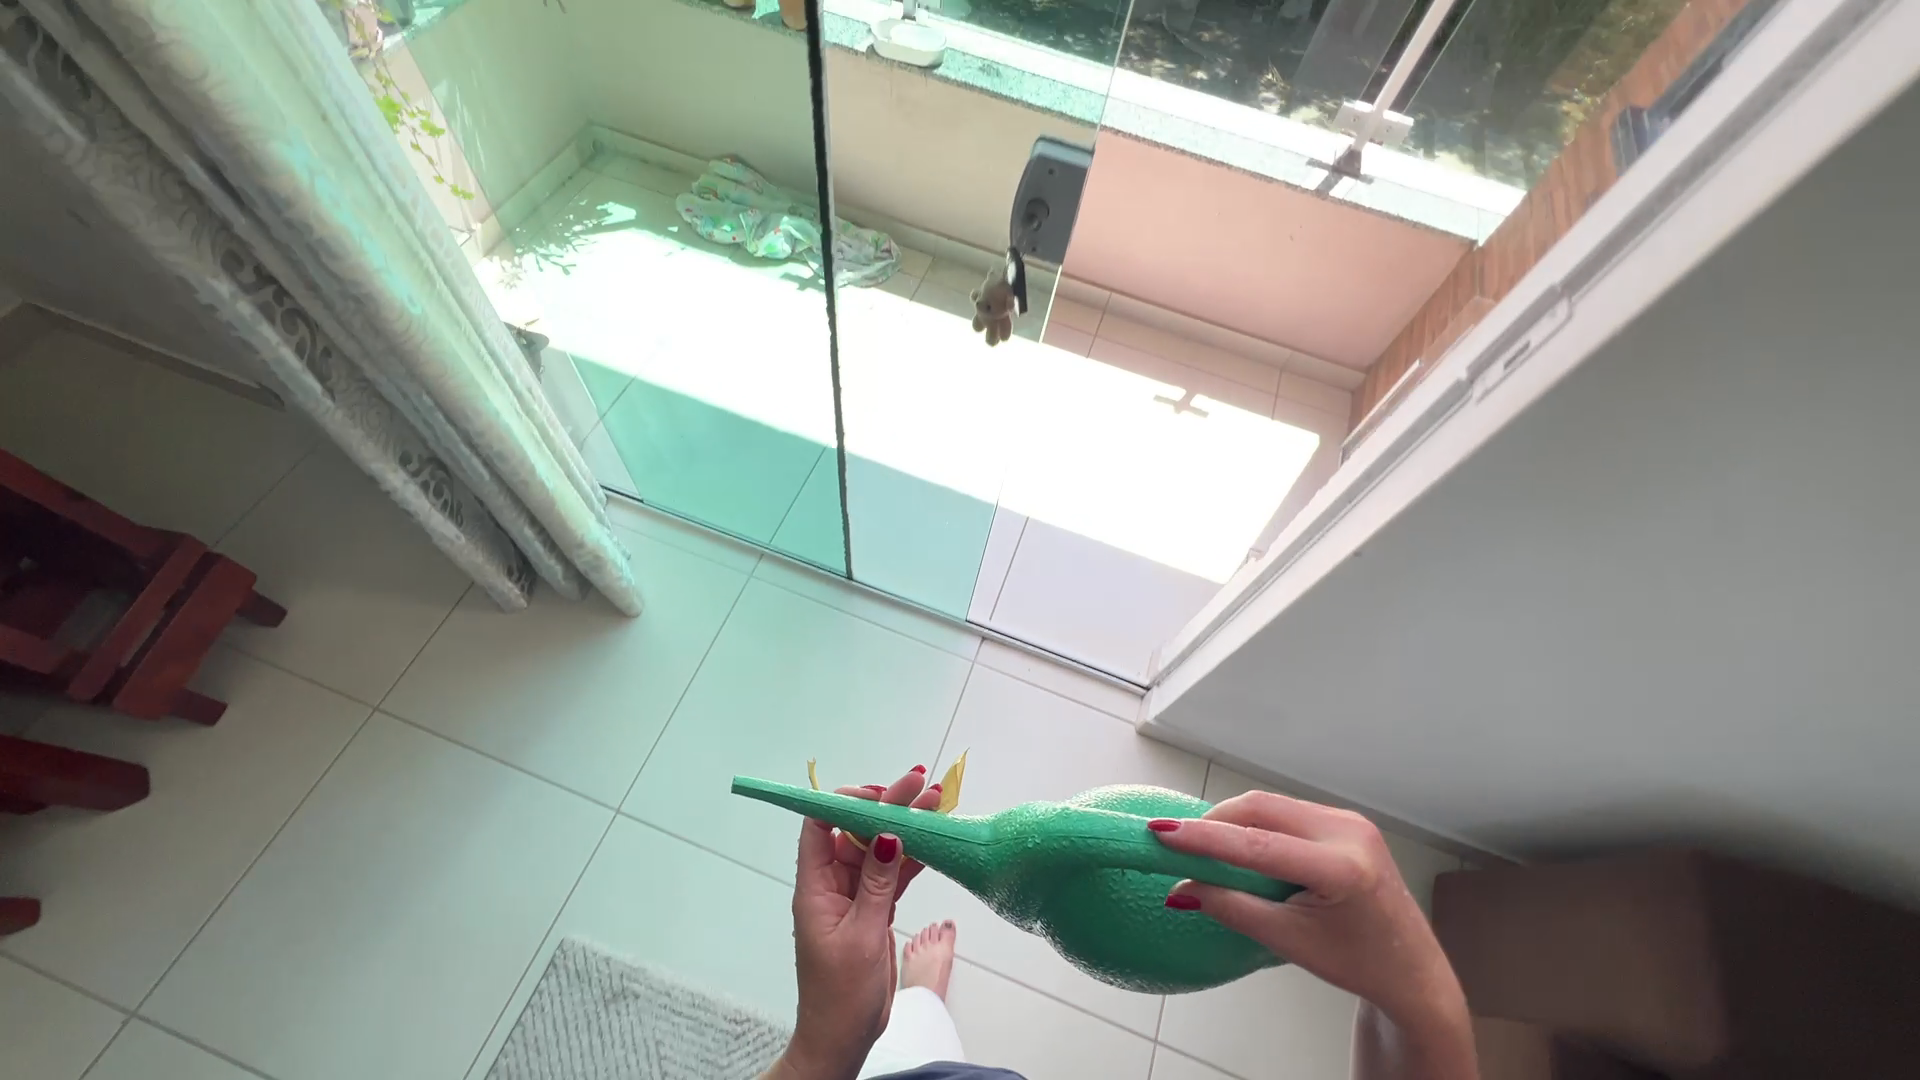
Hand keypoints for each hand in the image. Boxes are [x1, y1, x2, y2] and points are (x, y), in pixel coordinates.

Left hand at [771, 768, 940, 1079]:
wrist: (843, 1040)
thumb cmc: (840, 996)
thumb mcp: (861, 937)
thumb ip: (877, 884)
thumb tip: (888, 835)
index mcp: (816, 886)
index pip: (820, 826)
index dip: (845, 802)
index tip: (878, 792)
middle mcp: (834, 882)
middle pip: (859, 830)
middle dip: (887, 804)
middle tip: (919, 781)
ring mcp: (856, 893)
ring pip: (880, 847)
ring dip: (907, 825)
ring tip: (935, 799)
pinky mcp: (876, 907)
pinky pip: (894, 871)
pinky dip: (913, 855)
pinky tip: (934, 837)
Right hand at [1150, 792, 1475, 1079]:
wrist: (1413, 970)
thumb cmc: (1355, 963)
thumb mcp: (1288, 941)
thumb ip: (1231, 908)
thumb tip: (1179, 889)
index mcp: (1341, 867)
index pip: (1257, 843)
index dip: (1204, 837)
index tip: (1161, 832)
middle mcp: (1348, 831)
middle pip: (1260, 808)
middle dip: (1214, 821)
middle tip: (1178, 840)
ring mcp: (1349, 820)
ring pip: (1270, 804)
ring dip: (1233, 820)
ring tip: (1205, 844)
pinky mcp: (1345, 819)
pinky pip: (1286, 810)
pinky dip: (1255, 822)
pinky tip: (1241, 842)